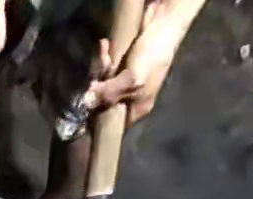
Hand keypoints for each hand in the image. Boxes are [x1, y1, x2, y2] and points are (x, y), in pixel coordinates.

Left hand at [83, 0, 198, 123]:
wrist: (165, 23)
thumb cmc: (152, 57)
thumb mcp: (131, 80)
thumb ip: (109, 93)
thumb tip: (87, 103)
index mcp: (136, 109)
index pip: (111, 122)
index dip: (97, 115)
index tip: (86, 102)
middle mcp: (131, 98)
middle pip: (105, 101)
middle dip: (98, 85)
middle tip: (100, 68)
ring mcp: (127, 81)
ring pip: (105, 83)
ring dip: (100, 67)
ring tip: (105, 51)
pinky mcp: (125, 64)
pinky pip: (108, 66)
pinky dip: (104, 56)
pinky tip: (105, 45)